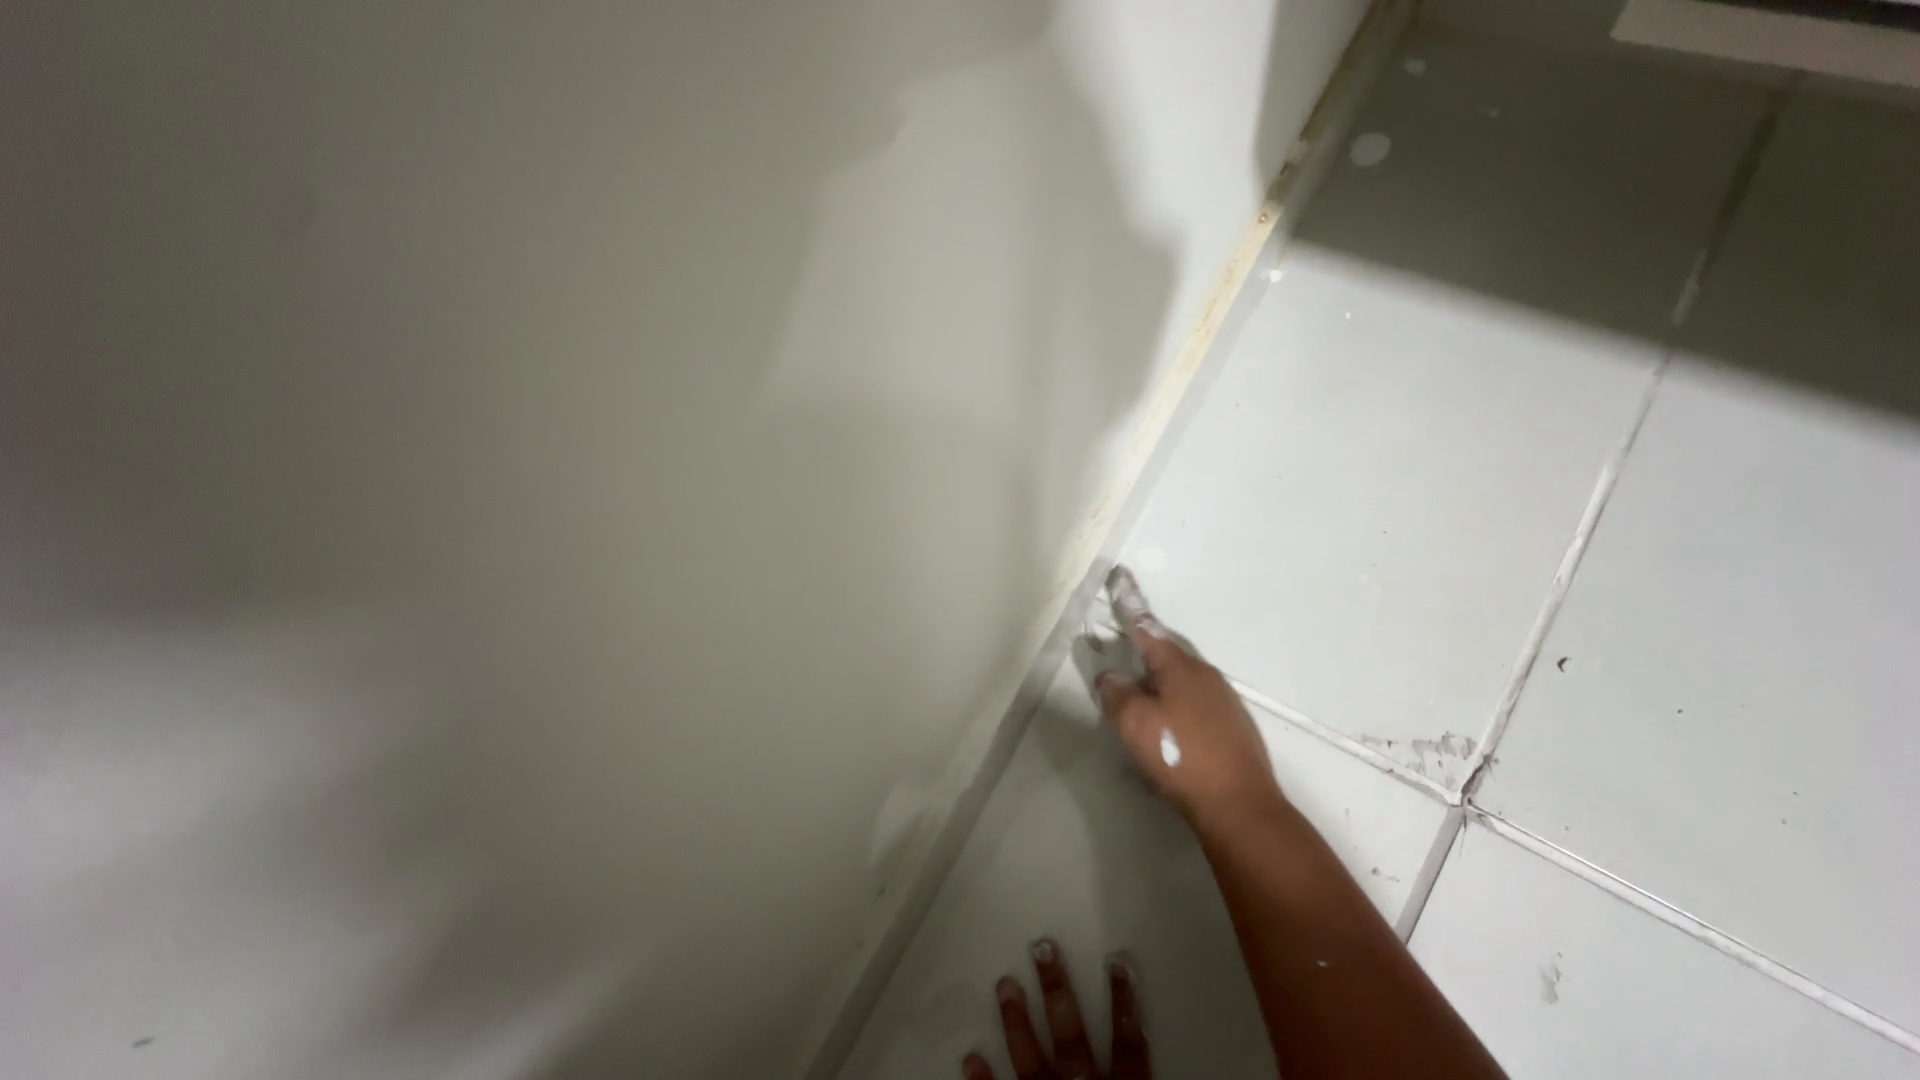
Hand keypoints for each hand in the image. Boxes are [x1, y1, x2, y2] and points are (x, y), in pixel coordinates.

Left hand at [961, 939, 1148, 1079]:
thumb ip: (1143, 1073)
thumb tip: (1149, 1041)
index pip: (1129, 1046)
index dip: (1124, 1003)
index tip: (1117, 962)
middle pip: (1071, 1038)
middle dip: (1056, 992)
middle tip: (1042, 949)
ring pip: (1031, 1062)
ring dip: (1017, 1022)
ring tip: (1005, 984)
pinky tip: (971, 1056)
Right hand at [1094, 566, 1280, 821]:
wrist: (1240, 807)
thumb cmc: (1180, 757)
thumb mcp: (1133, 724)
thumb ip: (1116, 693)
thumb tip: (1111, 675)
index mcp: (1179, 667)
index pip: (1146, 626)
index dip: (1128, 603)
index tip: (1119, 576)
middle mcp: (1206, 676)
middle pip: (1163, 660)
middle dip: (1140, 667)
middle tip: (1119, 687)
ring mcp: (1224, 703)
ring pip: (1178, 689)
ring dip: (1156, 699)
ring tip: (1140, 729)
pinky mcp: (1233, 729)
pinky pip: (1192, 712)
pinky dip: (1173, 720)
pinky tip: (1166, 748)